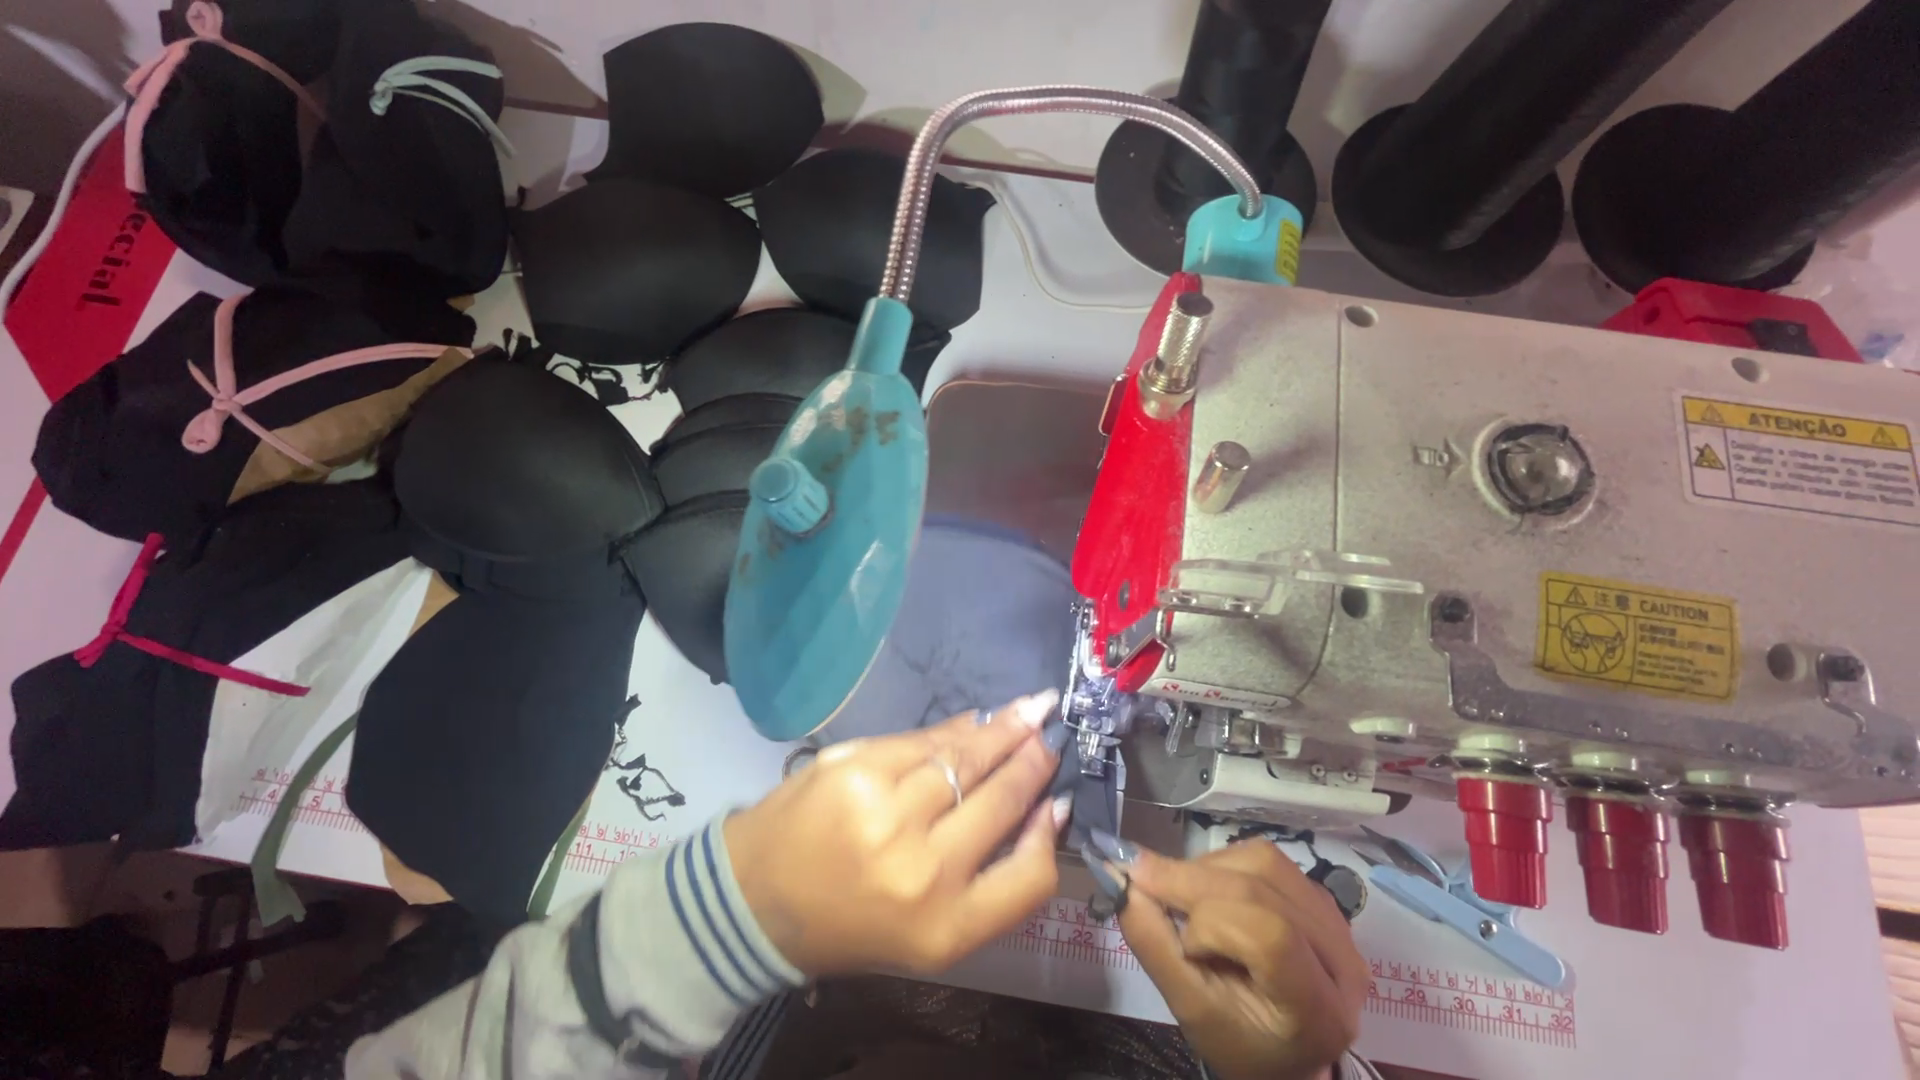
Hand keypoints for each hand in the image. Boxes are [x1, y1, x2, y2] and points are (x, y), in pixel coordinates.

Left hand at [725, 691, 1068, 976]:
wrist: (756, 900)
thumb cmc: (854, 924)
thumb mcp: (932, 935)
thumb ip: (995, 885)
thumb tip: (1045, 810)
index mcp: (944, 927)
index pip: (1029, 876)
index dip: (1051, 833)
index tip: (1060, 797)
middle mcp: (921, 869)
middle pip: (1000, 800)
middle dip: (1032, 758)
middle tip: (1053, 727)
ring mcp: (884, 811)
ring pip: (964, 760)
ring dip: (1002, 730)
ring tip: (1030, 708)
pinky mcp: (854, 768)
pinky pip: (921, 741)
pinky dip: (954, 730)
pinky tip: (976, 720)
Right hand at [1107, 838, 1366, 1079]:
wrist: (1285, 1053)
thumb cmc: (1239, 1044)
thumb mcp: (1190, 1011)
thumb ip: (1154, 944)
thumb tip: (1119, 875)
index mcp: (1319, 1006)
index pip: (1269, 936)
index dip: (1208, 921)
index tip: (1155, 914)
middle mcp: (1343, 956)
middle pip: (1261, 887)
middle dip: (1189, 879)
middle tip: (1140, 880)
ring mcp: (1338, 921)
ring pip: (1262, 861)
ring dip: (1206, 867)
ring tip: (1181, 897)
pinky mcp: (1321, 898)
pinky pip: (1267, 859)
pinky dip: (1223, 865)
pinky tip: (1209, 893)